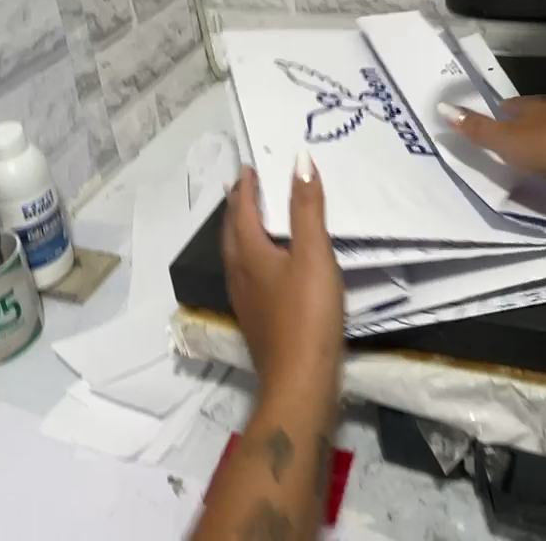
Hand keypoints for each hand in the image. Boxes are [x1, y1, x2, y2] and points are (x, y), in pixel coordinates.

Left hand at [221, 155, 343, 402]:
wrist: (300, 383)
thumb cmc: (307, 314)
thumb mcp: (313, 254)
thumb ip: (307, 208)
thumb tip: (299, 161)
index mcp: (249, 254)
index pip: (240, 211)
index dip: (245, 187)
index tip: (248, 167)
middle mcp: (239, 274)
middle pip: (231, 232)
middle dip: (237, 207)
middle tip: (245, 188)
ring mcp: (245, 301)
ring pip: (236, 255)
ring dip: (242, 232)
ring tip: (255, 219)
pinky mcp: (257, 320)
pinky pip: (248, 275)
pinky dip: (253, 256)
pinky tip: (269, 266)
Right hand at [437, 95, 545, 193]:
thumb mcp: (507, 141)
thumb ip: (477, 129)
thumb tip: (442, 107)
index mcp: (531, 104)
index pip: (507, 106)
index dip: (496, 118)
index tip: (488, 133)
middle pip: (532, 117)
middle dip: (521, 131)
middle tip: (508, 150)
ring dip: (545, 144)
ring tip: (534, 162)